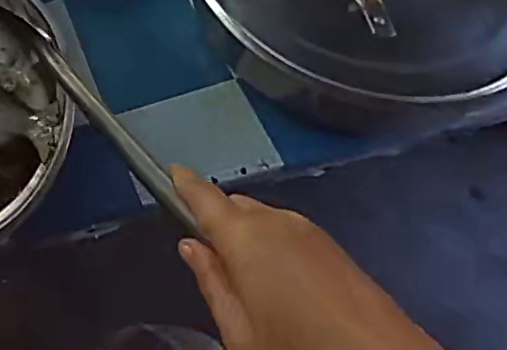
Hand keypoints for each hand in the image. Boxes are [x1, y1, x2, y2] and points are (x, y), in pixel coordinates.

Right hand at [173, 167, 438, 349]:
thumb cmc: (299, 349)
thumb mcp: (241, 334)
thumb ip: (212, 284)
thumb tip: (192, 248)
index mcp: (242, 235)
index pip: (202, 194)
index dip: (183, 182)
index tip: (172, 174)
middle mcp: (274, 220)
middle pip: (234, 207)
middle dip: (221, 224)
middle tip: (216, 262)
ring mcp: (308, 230)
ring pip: (263, 220)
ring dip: (252, 238)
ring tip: (256, 286)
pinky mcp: (335, 247)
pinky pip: (291, 235)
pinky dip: (279, 249)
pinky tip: (289, 290)